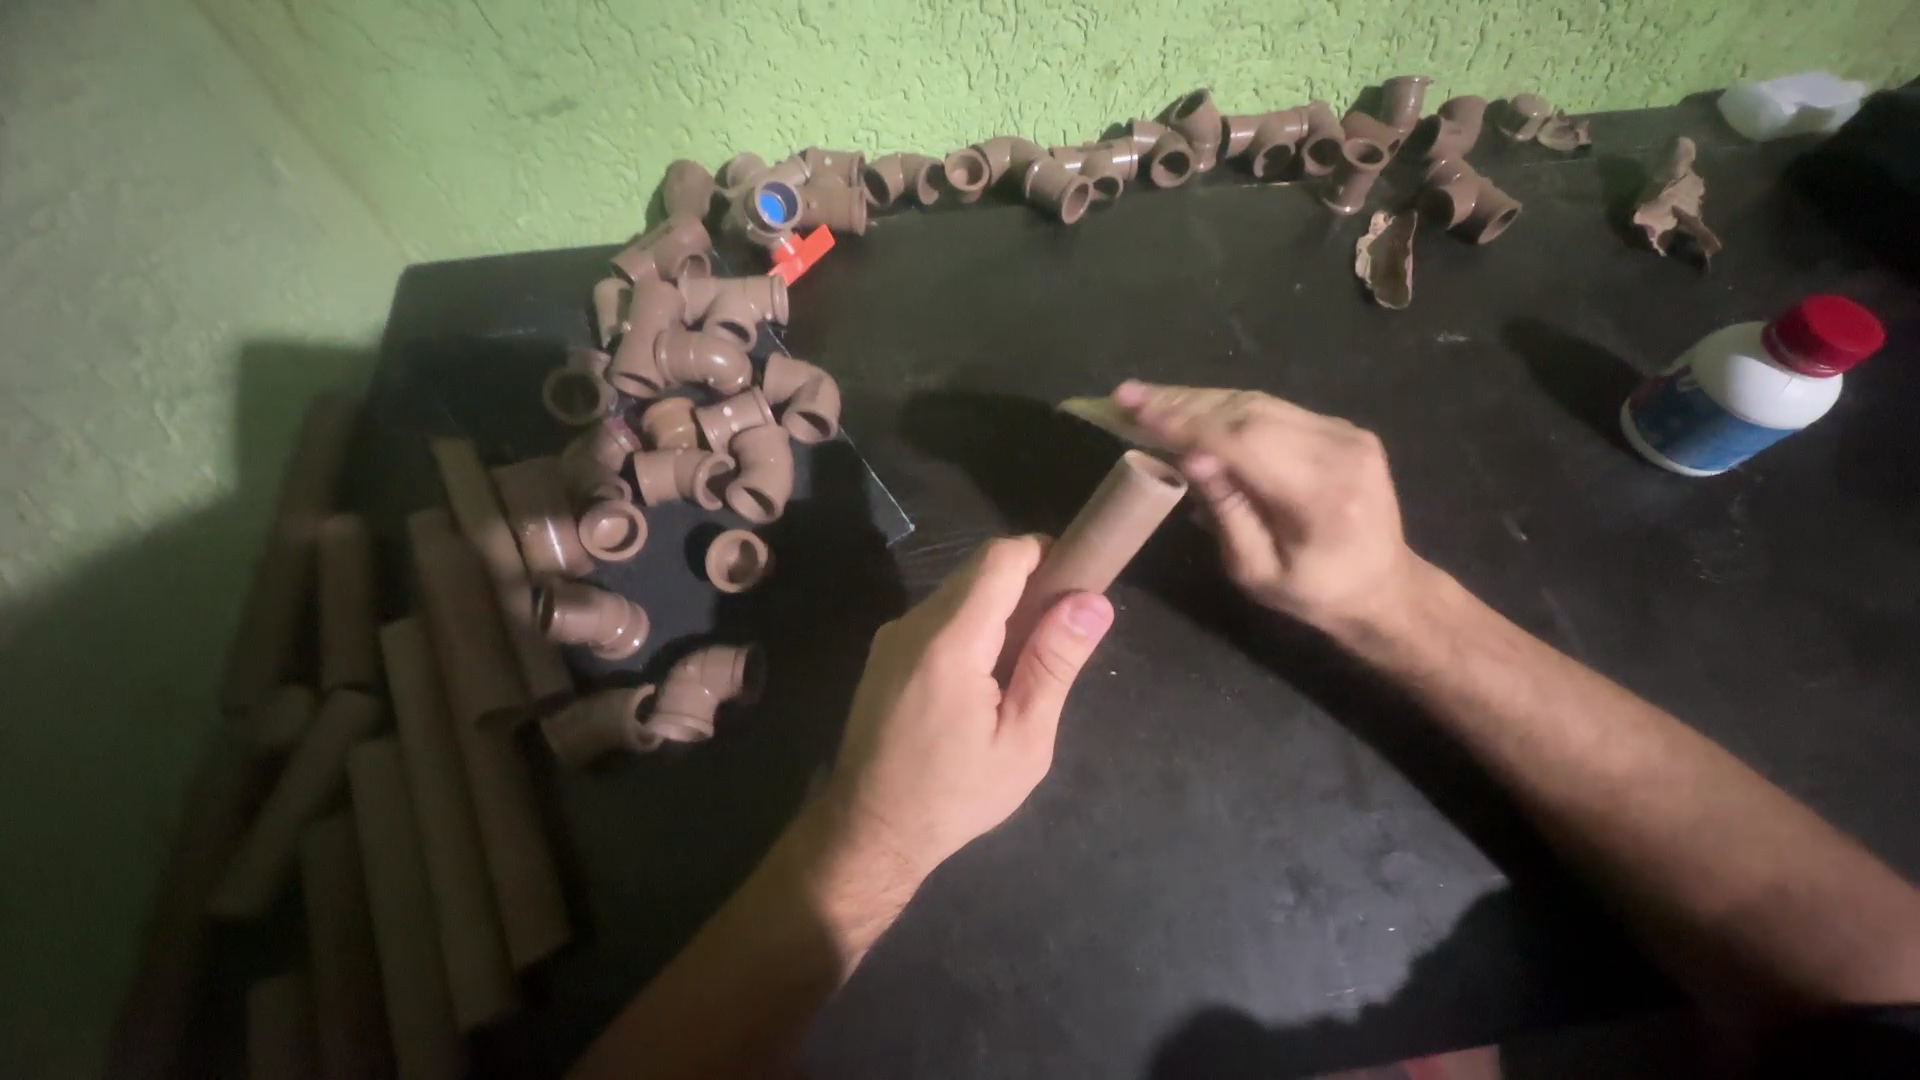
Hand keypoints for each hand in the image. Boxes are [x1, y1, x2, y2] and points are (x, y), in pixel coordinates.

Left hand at [821, 537, 1113, 884]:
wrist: (870, 828)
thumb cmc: (955, 795)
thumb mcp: (1022, 741)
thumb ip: (1054, 664)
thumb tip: (1092, 603)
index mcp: (950, 642)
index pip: (999, 559)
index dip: (1042, 554)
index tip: (1074, 580)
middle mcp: (914, 624)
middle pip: (978, 571)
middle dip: (1025, 583)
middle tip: (1060, 629)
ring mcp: (893, 636)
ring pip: (957, 592)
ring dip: (997, 607)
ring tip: (1026, 658)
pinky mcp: (884, 652)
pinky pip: (936, 617)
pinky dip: (969, 626)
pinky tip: (985, 675)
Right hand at [1114, 381, 1424, 636]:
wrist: (1385, 587)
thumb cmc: (1314, 595)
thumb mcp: (1257, 571)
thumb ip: (1226, 512)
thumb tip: (1189, 457)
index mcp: (1321, 493)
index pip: (1242, 442)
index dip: (1184, 425)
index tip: (1135, 413)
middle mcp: (1339, 448)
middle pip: (1247, 412)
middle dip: (1180, 403)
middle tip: (1126, 396)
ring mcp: (1344, 432)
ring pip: (1256, 403)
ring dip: (1196, 400)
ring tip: (1146, 397)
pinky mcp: (1339, 428)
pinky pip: (1271, 409)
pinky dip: (1223, 408)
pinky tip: (1186, 407)